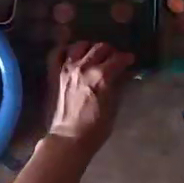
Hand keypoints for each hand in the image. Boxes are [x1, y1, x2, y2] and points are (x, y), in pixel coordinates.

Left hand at [46, 42, 133, 157]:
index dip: (127, 58)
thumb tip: (126, 73)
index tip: (130, 61)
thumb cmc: (96, 127)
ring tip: (94, 55)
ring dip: (90, 48)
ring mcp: (66, 68)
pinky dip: (66, 51)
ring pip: (80, 45)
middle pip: (100, 48)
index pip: (118, 58)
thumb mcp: (114, 106)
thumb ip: (119, 85)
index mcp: (102, 76)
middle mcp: (84, 67)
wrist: (69, 137)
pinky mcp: (54, 73)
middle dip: (110, 52)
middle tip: (113, 59)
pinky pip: (58, 53)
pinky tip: (72, 55)